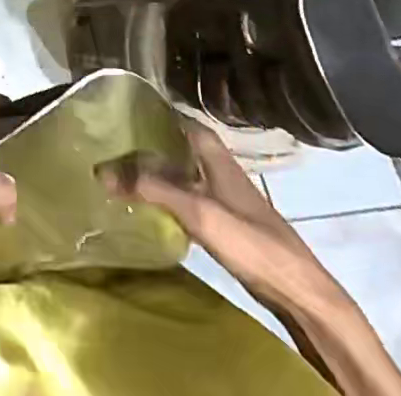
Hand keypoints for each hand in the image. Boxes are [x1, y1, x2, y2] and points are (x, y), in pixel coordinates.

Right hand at [105, 120, 349, 315]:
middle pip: (176, 145)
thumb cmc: (251, 242)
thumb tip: (102, 171)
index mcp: (214, 154)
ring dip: (154, 168)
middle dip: (146, 142)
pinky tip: (146, 203)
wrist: (297, 290)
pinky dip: (164, 192)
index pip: (179, 119)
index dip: (152, 113)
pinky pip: (185, 194)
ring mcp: (222, 194)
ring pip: (180, 170)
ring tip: (119, 171)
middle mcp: (218, 166)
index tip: (118, 111)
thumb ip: (152, 189)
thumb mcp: (197, 212)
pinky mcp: (223, 219)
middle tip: (109, 144)